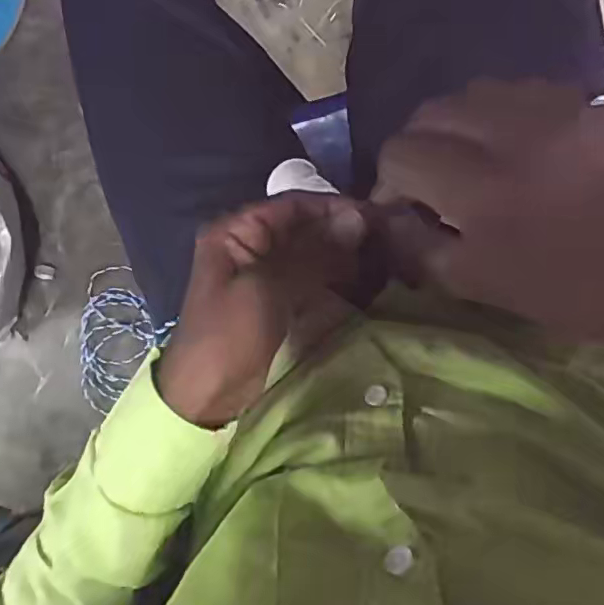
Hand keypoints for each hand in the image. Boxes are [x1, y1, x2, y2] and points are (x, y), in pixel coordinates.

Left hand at [155, 193, 370, 427]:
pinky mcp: (285, 306)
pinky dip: (344, 282)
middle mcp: (254, 247)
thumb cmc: (227, 336)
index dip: (336, 207)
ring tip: (393, 261)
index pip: (294, 206)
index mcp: (237, 232)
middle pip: (308, 229)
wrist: (207, 398)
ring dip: (351, 257)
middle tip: (396, 241)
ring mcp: (271, 277)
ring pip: (318, 255)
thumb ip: (311, 252)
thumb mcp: (265, 288)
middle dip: (349, 233)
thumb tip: (358, 217)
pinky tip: (375, 284)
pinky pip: (319, 283)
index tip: (380, 217)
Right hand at [371, 78, 603, 356]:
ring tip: (467, 160)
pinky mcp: (583, 102)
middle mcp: (512, 133)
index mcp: (480, 187)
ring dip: (453, 127)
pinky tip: (509, 147)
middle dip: (416, 148)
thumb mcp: (470, 281)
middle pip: (428, 114)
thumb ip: (412, 242)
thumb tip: (384, 213)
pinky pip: (515, 93)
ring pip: (469, 94)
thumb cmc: (560, 290)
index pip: (399, 153)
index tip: (402, 206)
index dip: (388, 182)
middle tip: (428, 182)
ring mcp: (553, 109)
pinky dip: (495, 116)